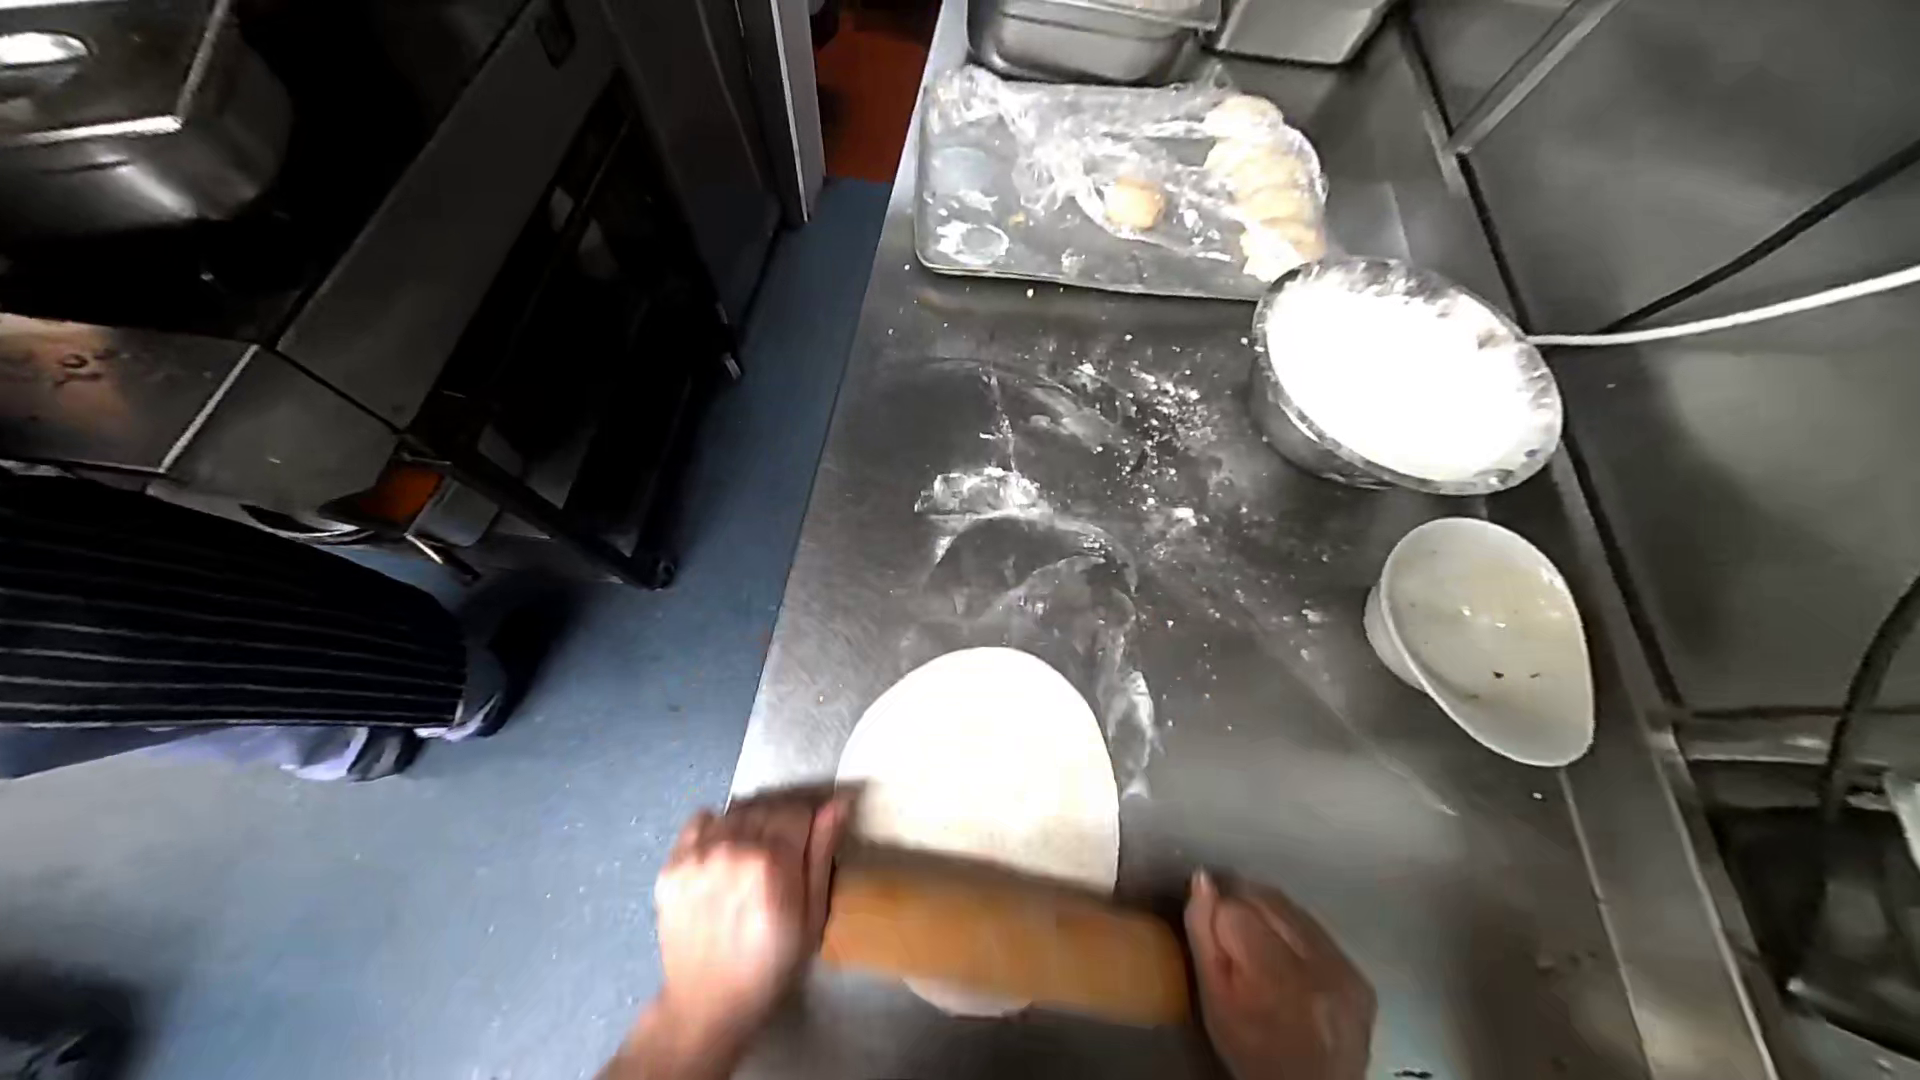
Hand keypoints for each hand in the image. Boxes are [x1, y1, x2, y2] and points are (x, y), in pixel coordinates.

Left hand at [605, 789, 855, 1079]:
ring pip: (737, 811)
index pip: (799, 811)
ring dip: (750, 825)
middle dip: (781, 825)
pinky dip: (716, 827)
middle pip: (768, 807)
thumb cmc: (771, 962)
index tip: (807, 848)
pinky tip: (723, 852)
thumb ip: (822, 853)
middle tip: (782, 859)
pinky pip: (701, 819)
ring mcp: (698, 854)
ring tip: (751, 858)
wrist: (707, 1005)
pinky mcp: (672, 863)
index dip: (808, 827)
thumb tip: (838, 804)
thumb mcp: (813, 915)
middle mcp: (732, 848)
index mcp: (772, 860)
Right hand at [1185, 871, 1375, 1079]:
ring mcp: (1348, 971)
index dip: (1218, 923)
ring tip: (1255, 948)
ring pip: (1290, 907)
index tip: (1218, 951)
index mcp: (1282, 980)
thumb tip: (1202, 878)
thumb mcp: (1213, 1001)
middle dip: (1241, 910)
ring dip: (1265, 914)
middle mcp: (1323, 968)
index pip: (1236, 910)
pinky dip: (1290, 930)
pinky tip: (1283, 956)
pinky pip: (1313, 927)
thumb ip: (1202, 934)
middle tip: (1231, 942)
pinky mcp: (1361, 975)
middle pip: (1265, 900)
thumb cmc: (1250, 1053)